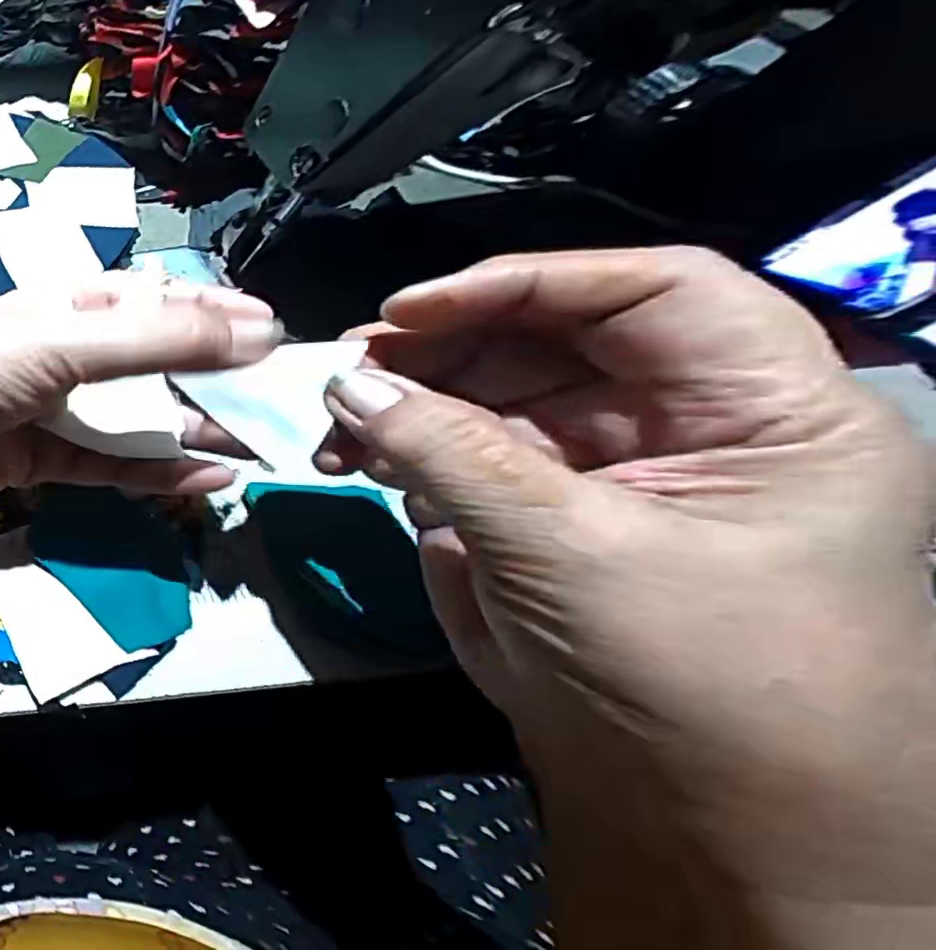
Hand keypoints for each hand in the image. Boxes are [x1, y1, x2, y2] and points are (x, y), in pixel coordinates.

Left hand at [0, 273, 280, 529]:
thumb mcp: (67, 340)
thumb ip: (158, 339)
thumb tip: (253, 334)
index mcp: (76, 306)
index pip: (160, 300)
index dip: (216, 310)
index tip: (272, 328)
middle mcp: (76, 353)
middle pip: (161, 363)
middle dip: (218, 378)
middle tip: (277, 396)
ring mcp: (67, 409)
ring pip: (146, 419)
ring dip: (198, 429)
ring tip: (257, 441)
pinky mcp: (55, 458)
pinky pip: (120, 464)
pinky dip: (162, 471)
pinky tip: (209, 476)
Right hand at [313, 247, 935, 938]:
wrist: (678, 811)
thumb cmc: (687, 679)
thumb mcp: (567, 550)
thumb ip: (447, 452)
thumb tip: (344, 383)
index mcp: (760, 410)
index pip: (648, 292)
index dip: (524, 282)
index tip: (408, 311)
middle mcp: (673, 417)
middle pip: (541, 335)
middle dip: (434, 348)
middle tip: (346, 370)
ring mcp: (588, 459)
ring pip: (478, 387)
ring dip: (397, 399)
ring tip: (332, 427)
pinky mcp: (522, 500)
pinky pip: (446, 444)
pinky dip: (391, 443)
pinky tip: (349, 458)